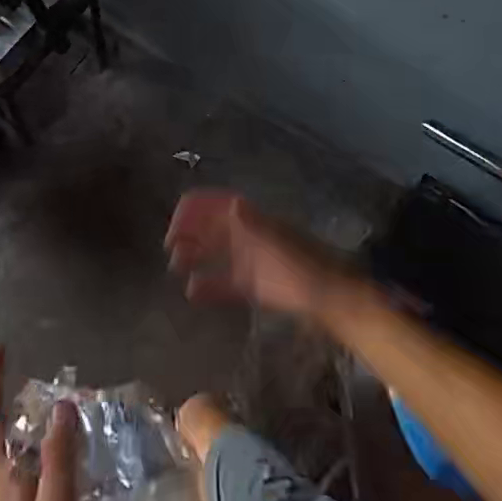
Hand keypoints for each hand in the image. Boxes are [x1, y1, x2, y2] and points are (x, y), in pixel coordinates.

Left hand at [0, 344, 78, 500]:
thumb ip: (57, 458)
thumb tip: (63, 403)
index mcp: (5, 474)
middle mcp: (11, 475)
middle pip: (14, 424)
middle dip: (30, 394)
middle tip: (63, 377)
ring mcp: (26, 488)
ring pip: (36, 439)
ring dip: (53, 416)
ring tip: (83, 400)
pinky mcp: (42, 500)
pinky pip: (52, 458)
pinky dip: (67, 440)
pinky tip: (88, 438)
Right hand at [164, 187, 355, 317]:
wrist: (332, 298)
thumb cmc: (303, 265)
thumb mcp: (277, 242)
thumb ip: (253, 224)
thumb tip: (233, 202)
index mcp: (249, 219)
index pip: (213, 204)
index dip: (192, 211)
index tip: (174, 226)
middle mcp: (244, 235)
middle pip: (208, 227)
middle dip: (187, 233)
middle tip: (169, 249)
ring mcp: (247, 260)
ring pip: (212, 253)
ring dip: (193, 255)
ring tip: (175, 267)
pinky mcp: (251, 285)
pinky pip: (223, 282)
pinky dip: (207, 285)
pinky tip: (192, 293)